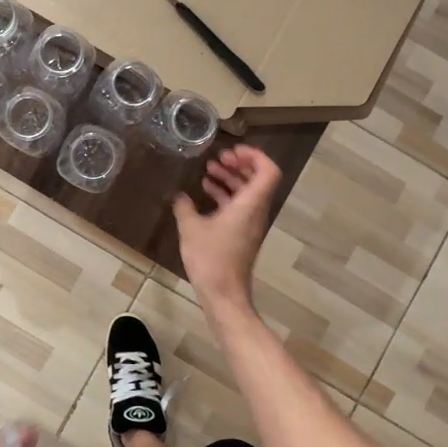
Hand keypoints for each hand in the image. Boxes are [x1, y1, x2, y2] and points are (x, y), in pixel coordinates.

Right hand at [172, 145, 280, 317]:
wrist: (224, 295)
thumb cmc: (211, 259)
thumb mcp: (191, 228)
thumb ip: (185, 207)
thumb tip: (179, 195)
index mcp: (250, 204)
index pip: (268, 171)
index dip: (254, 156)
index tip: (232, 151)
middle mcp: (256, 211)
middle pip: (258, 179)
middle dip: (240, 164)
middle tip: (218, 158)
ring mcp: (251, 224)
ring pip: (248, 193)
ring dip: (231, 179)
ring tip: (208, 171)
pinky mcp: (243, 235)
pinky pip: (240, 206)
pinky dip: (226, 196)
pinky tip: (205, 193)